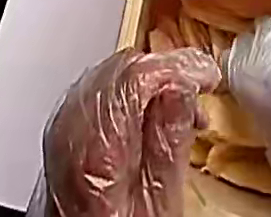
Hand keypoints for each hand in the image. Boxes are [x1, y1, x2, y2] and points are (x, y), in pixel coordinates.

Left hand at [39, 47, 221, 216]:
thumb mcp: (157, 205)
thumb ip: (170, 143)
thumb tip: (185, 86)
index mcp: (94, 149)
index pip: (136, 77)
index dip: (178, 67)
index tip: (207, 75)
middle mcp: (70, 129)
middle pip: (125, 68)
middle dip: (168, 71)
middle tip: (201, 87)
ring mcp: (63, 126)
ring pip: (116, 72)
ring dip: (154, 79)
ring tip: (183, 108)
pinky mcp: (65, 128)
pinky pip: (104, 86)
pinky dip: (134, 90)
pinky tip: (155, 112)